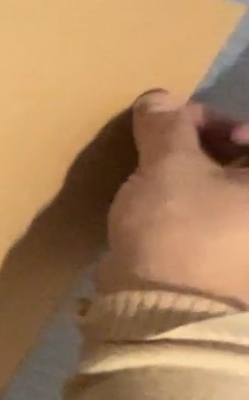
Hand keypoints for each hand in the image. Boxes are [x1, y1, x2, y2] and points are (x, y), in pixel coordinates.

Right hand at [99, 90, 248, 305]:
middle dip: (212, 146)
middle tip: (166, 146)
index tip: (180, 124)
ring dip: (203, 174)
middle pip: (246, 161)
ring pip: (234, 188)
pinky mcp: (240, 256)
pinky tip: (165, 206)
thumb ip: (166, 128)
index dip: (220, 122)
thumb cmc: (182, 228)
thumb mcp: (166, 169)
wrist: (172, 303)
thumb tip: (161, 97)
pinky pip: (225, 215)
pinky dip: (201, 202)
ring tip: (159, 176)